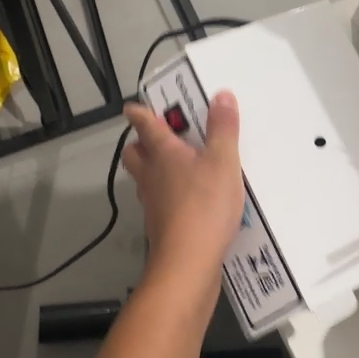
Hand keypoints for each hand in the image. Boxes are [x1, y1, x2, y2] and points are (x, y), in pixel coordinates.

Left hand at [122, 92, 243, 283]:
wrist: (188, 263)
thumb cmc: (204, 206)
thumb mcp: (223, 161)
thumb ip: (223, 129)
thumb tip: (220, 94)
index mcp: (163, 153)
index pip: (144, 125)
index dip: (140, 113)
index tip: (135, 107)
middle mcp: (151, 176)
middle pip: (135, 154)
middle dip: (142, 143)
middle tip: (163, 138)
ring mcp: (153, 204)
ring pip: (146, 179)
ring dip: (157, 170)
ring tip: (184, 167)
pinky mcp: (162, 226)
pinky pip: (161, 202)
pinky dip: (171, 195)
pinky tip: (193, 200)